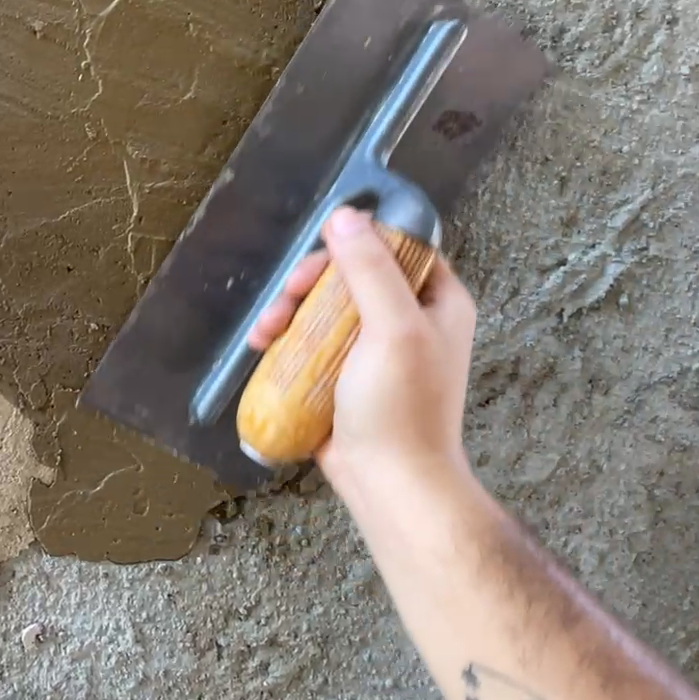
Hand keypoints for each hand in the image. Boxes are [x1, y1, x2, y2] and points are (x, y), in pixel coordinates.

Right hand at [246, 206, 476, 483]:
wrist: (388, 482)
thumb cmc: (401, 408)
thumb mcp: (392, 330)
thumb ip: (370, 271)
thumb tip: (344, 216)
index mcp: (436, 302)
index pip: (396, 249)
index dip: (356, 245)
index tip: (321, 259)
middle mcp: (407, 319)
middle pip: (349, 277)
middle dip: (309, 284)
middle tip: (285, 299)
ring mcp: (372, 348)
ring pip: (323, 307)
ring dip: (288, 312)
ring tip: (264, 332)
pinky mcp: (342, 373)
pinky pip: (310, 340)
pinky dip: (285, 338)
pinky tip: (262, 346)